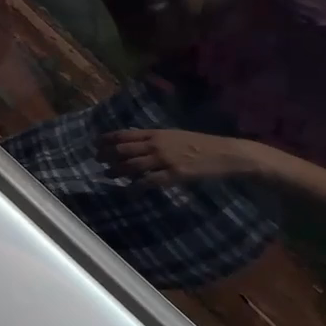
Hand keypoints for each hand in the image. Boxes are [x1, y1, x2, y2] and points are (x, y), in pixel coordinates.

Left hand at [100, 129, 269, 184]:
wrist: (229, 153)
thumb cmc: (201, 144)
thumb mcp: (175, 136)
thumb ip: (153, 140)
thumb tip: (130, 146)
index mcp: (158, 134)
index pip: (124, 135)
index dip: (106, 139)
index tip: (95, 144)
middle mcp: (157, 145)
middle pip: (121, 150)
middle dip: (105, 156)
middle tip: (98, 160)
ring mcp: (164, 160)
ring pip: (129, 166)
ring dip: (115, 171)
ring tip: (108, 174)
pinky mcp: (172, 174)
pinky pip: (146, 182)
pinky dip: (133, 187)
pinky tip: (127, 191)